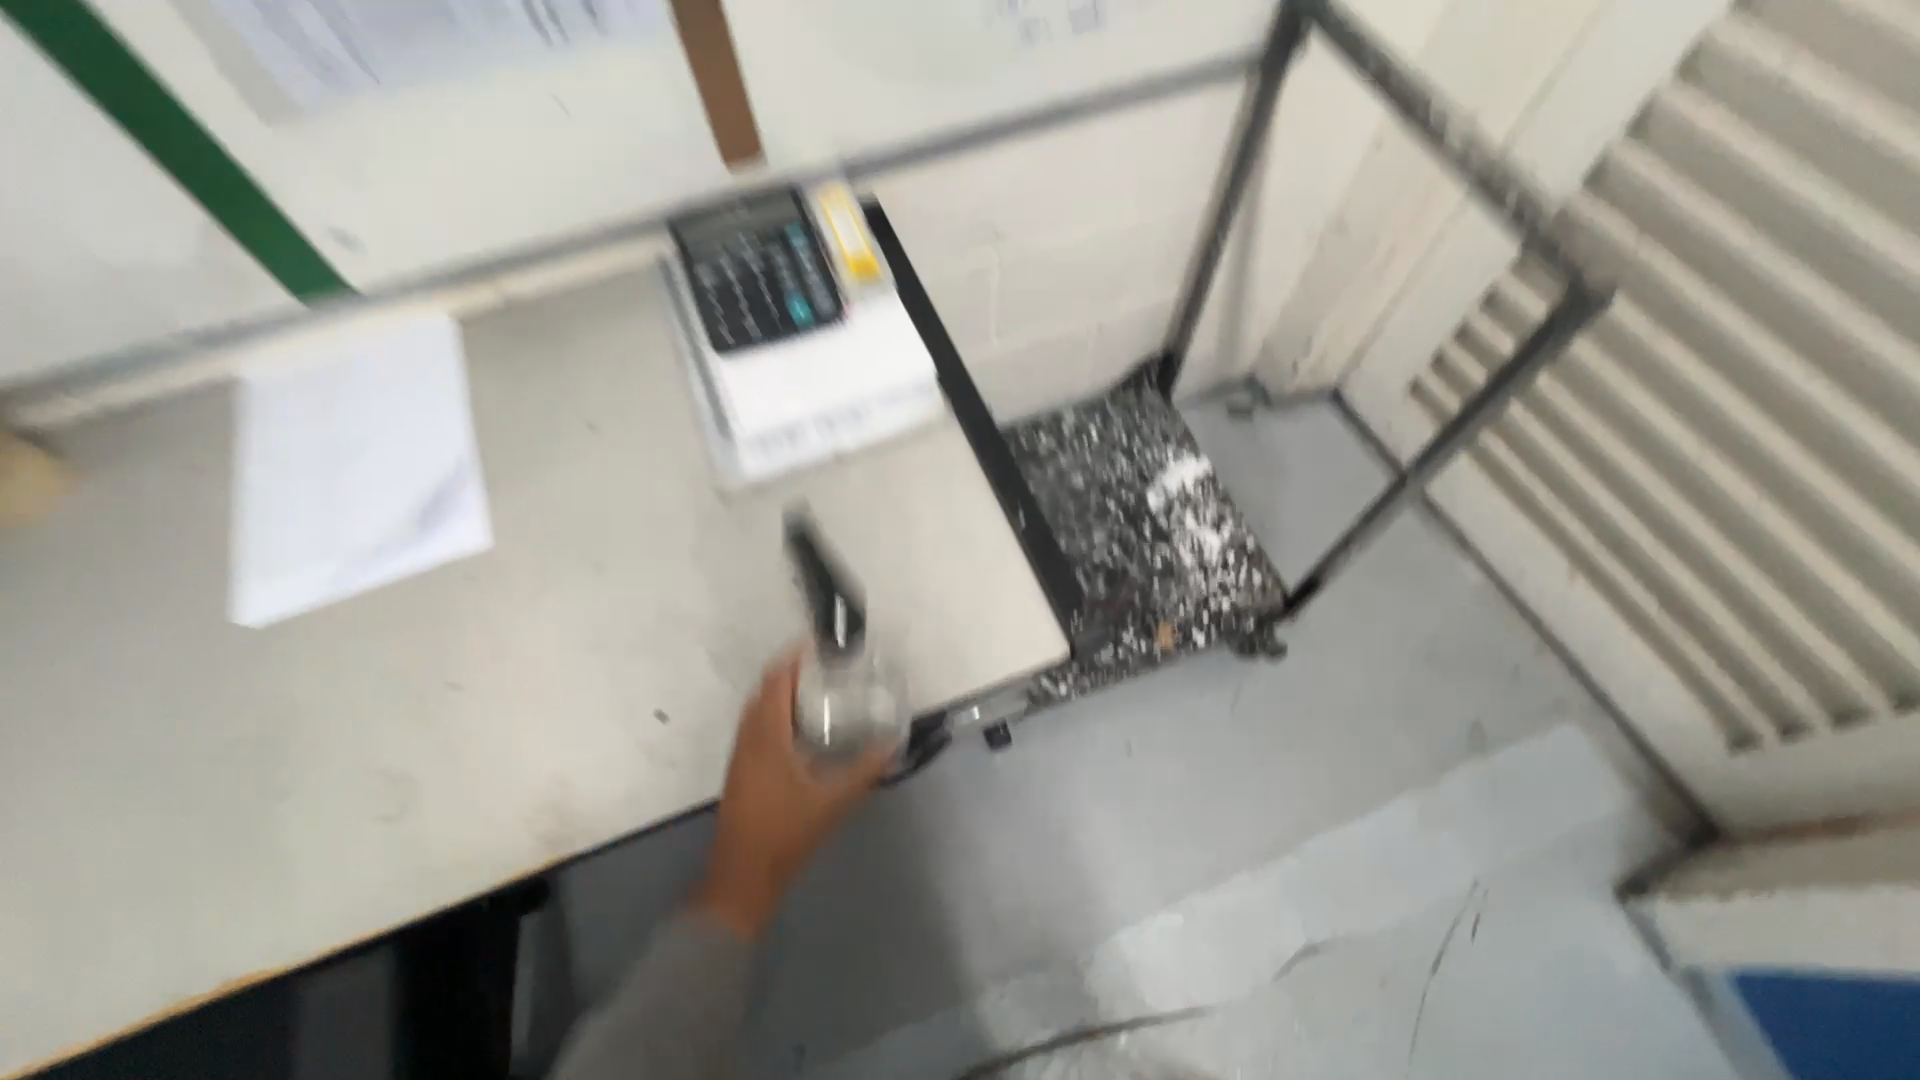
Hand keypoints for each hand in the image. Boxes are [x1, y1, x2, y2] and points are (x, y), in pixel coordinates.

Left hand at [691, 648, 897, 937]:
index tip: (815, 645)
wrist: (742, 876)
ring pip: (755, 710)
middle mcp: (748, 740)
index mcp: (767, 738)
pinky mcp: (740, 772)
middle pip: (762, 692)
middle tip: (819, 664)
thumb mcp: (833, 801)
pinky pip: (754, 727)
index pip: (776, 684)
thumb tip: (894, 743)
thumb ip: (865, 770)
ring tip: (810, 687)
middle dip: (786, 672)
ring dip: (777, 692)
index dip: (792, 660)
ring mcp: (740, 756)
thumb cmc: (786, 834)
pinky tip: (795, 727)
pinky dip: (772, 713)